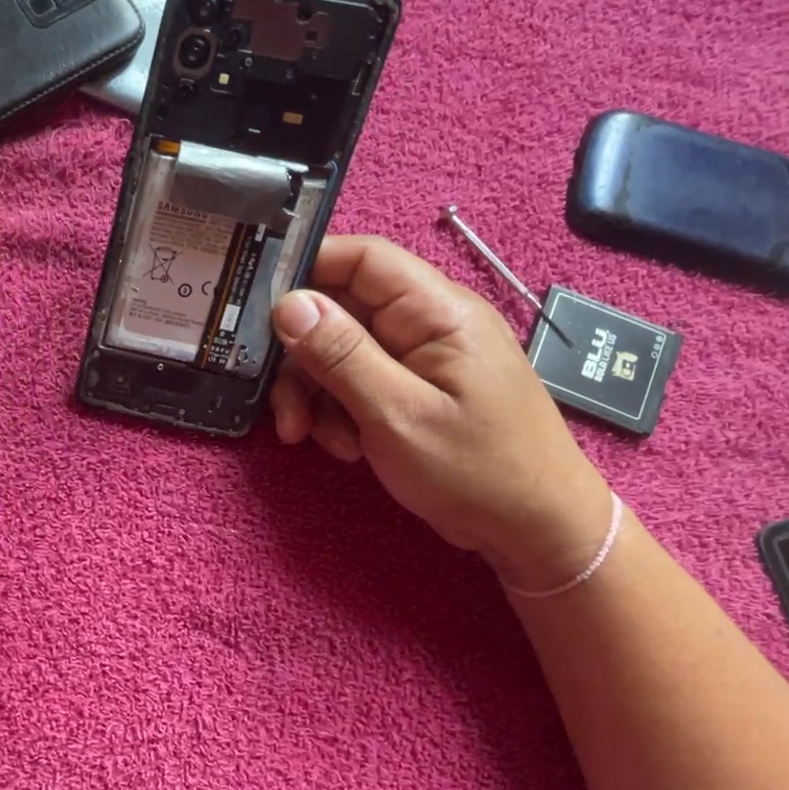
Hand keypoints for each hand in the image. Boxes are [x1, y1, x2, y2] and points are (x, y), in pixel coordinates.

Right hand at [269, 236, 615, 592]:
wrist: (532, 530)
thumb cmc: (476, 470)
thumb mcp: (398, 414)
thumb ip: (341, 355)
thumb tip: (289, 304)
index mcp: (437, 312)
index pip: (362, 259)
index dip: (306, 269)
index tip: (255, 305)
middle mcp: (424, 326)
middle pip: (338, 312)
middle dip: (300, 358)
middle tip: (281, 406)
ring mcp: (415, 360)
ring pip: (336, 354)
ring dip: (312, 395)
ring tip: (310, 437)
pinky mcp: (407, 392)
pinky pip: (352, 385)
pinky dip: (334, 414)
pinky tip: (343, 448)